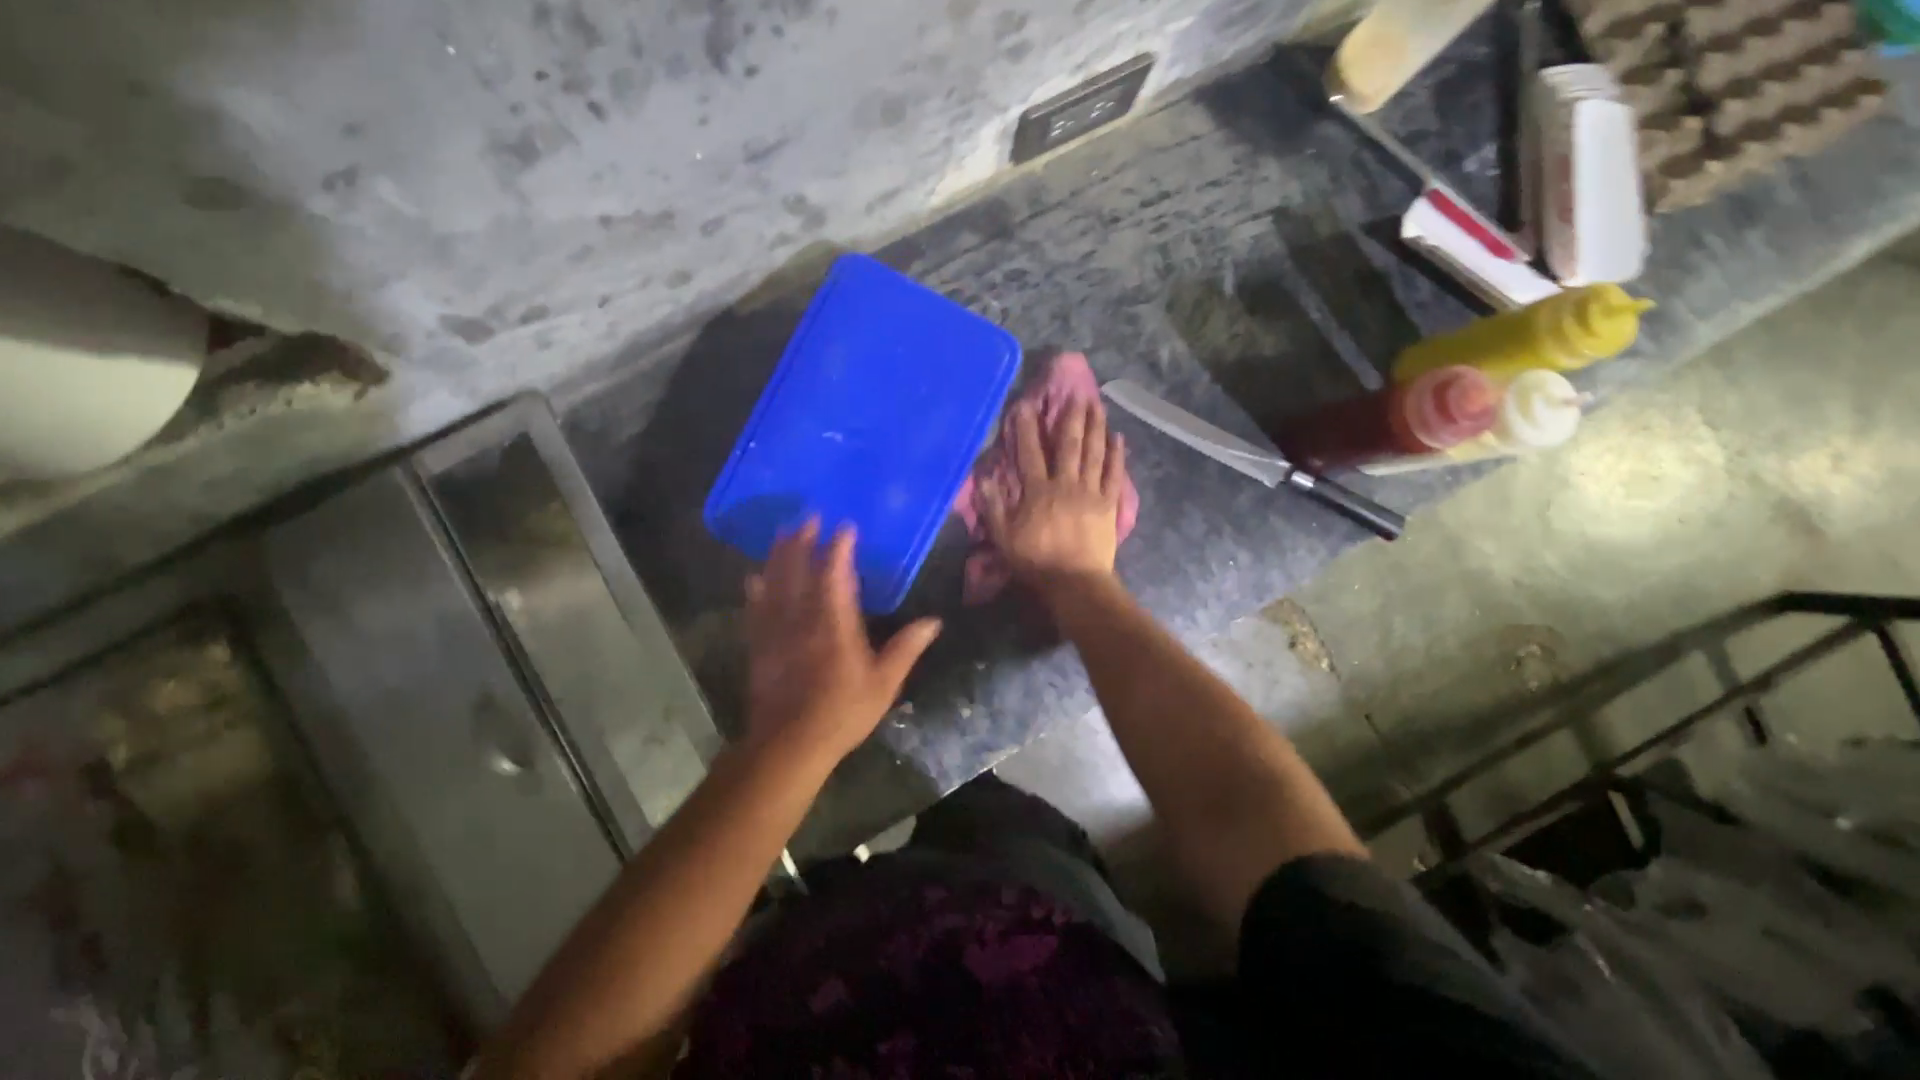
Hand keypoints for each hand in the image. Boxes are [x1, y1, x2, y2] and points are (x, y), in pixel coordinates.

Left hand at [743, 520, 942, 765]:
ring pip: (773, 582)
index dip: (839, 548)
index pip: (835, 573)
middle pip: (798, 569)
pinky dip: (756, 589)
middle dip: (803, 541)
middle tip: (808, 517)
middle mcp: (802, 618)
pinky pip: (755, 608)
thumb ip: (905, 649)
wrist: (789, 743)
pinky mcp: (759, 645)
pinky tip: (754, 578)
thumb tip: (933, 621)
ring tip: (783, 534)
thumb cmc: (842, 712)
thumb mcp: (884, 683)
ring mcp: (776, 630)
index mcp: (835, 623)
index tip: (845, 528)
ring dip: (779, 555)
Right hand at [980, 399, 1127, 592]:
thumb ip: (993, 506)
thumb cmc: (1036, 562)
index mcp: (1038, 491)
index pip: (1029, 452)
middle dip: (1070, 417)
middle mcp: (1065, 483)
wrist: (1075, 582)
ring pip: (1094, 452)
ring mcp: (1090, 492)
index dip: (1025, 427)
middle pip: (1068, 444)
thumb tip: (985, 477)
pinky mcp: (1109, 504)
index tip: (1025, 404)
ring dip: (1095, 426)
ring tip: (1097, 405)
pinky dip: (1116, 454)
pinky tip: (1118, 437)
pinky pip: (1114, 474)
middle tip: (1075, 392)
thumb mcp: (1003, 537)